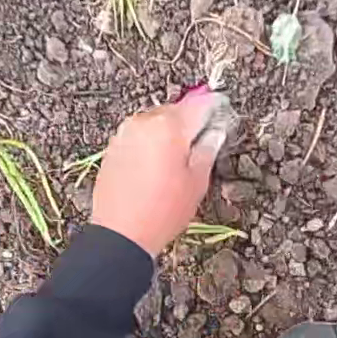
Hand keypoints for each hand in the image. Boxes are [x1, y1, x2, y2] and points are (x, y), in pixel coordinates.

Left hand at [91, 87, 231, 256]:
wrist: (122, 232)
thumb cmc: (163, 210)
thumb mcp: (197, 182)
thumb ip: (207, 150)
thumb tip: (215, 132)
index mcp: (170, 127)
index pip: (199, 105)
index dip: (215, 106)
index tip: (222, 109)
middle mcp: (145, 122)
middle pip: (176, 111)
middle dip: (191, 122)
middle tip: (204, 140)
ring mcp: (126, 133)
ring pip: (156, 122)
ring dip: (170, 133)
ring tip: (179, 159)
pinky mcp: (114, 146)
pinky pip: (140, 135)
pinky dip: (152, 143)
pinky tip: (159, 165)